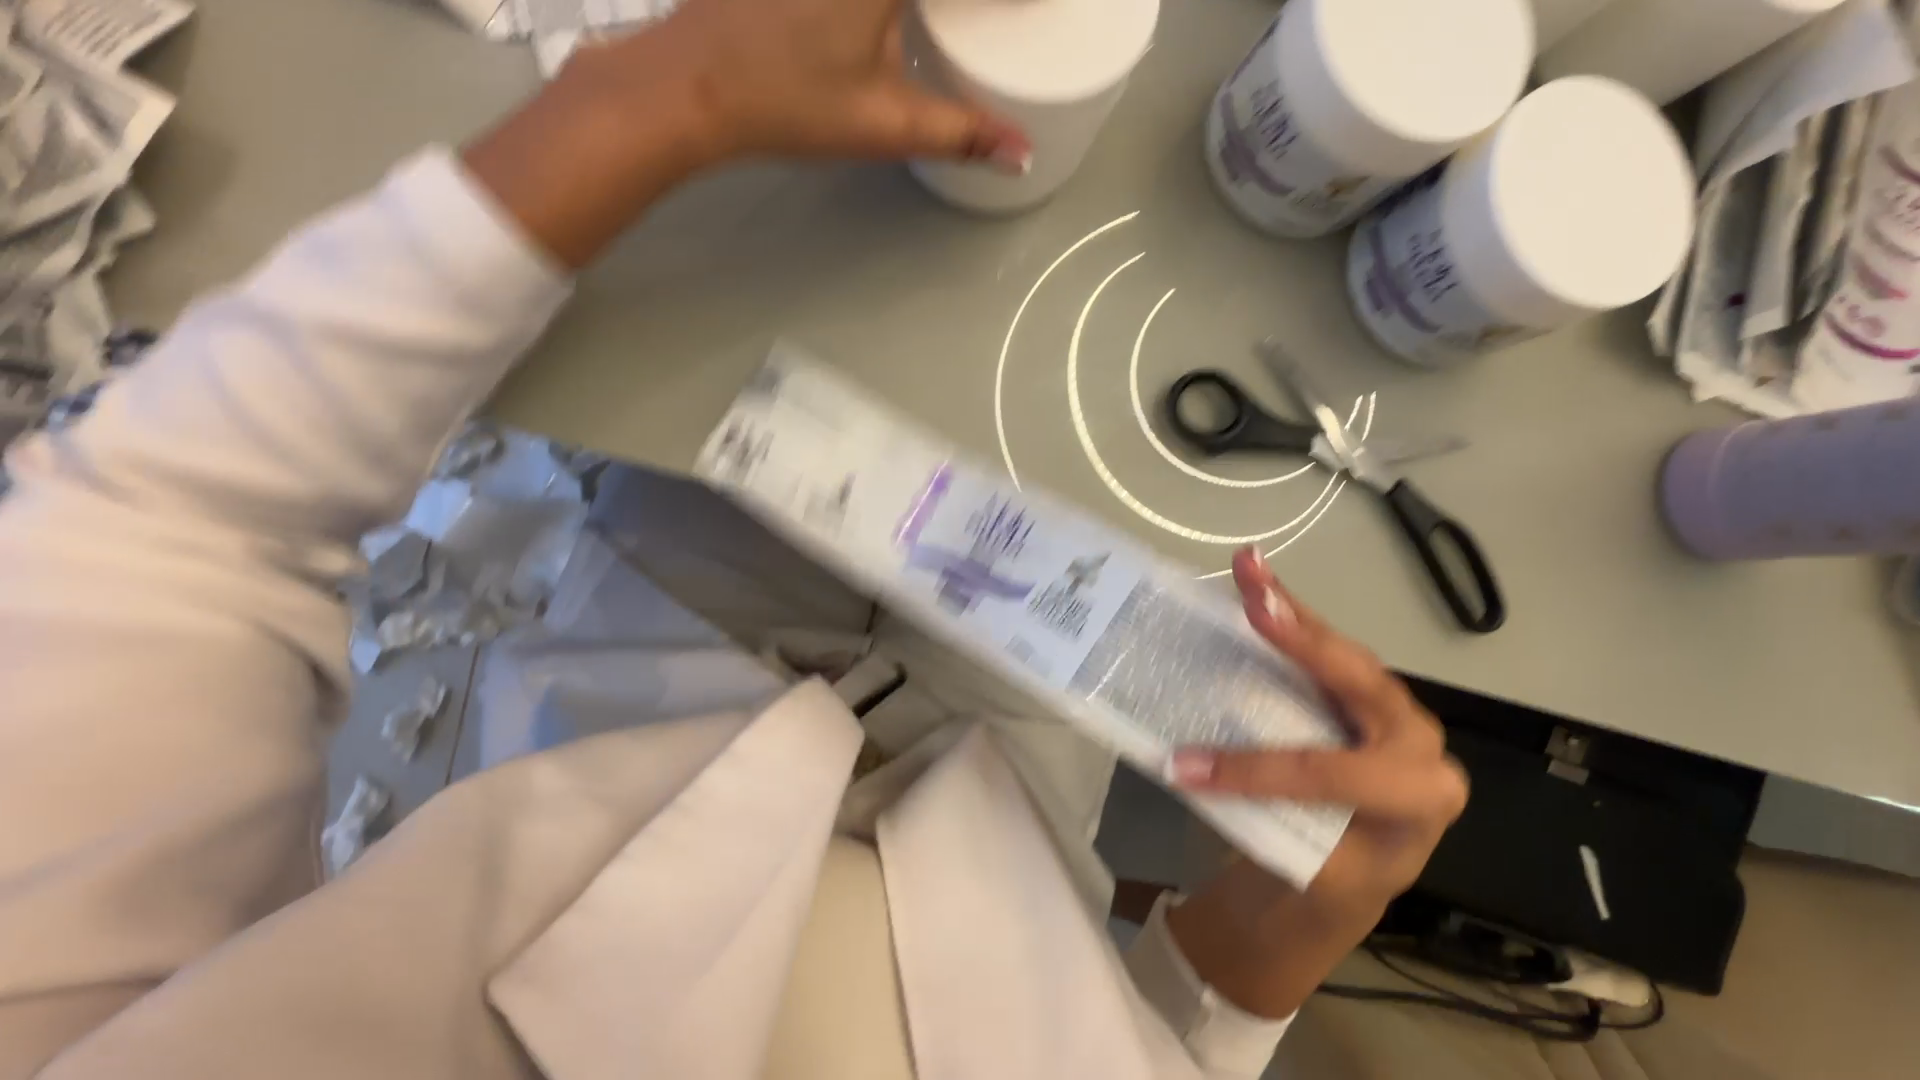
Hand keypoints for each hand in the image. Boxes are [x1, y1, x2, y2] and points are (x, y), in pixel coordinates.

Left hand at [465, 0, 1028, 267]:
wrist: (688, 82)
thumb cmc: (790, 101)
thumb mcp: (886, 121)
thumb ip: (962, 131)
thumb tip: (1022, 156)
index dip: (1019, 6)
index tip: (1051, 17)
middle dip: (978, 10)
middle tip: (993, 27)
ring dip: (939, 10)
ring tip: (947, 29)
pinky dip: (902, 4)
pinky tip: (900, 25)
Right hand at [1164, 546, 1468, 1018]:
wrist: (1357, 869)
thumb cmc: (1333, 878)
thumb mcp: (1309, 874)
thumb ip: (1262, 824)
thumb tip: (1185, 767)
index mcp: (1419, 796)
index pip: (1335, 774)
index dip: (1257, 770)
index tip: (1184, 768)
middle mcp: (1415, 740)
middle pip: (1357, 682)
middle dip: (1302, 639)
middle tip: (1253, 602)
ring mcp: (1388, 708)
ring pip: (1338, 651)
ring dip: (1288, 608)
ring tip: (1248, 568)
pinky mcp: (1358, 691)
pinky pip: (1323, 647)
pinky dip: (1287, 613)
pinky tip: (1256, 577)